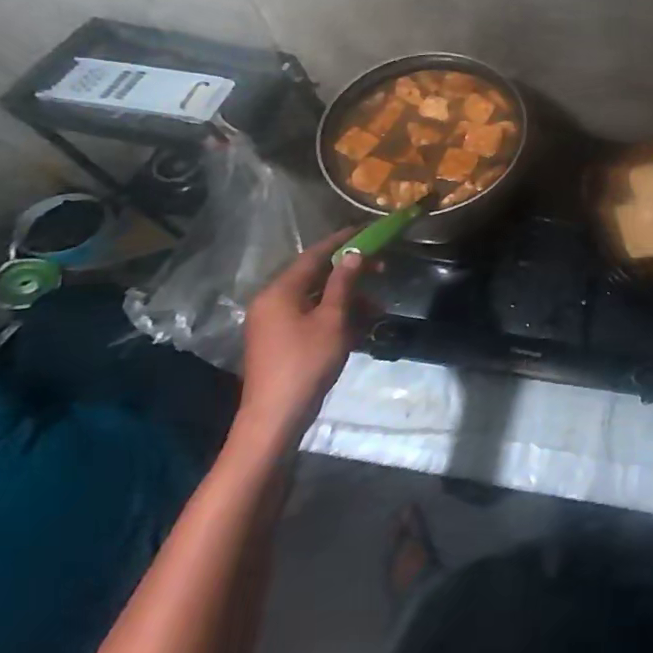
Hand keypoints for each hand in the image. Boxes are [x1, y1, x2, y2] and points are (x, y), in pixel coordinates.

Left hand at [236, 228, 371, 438]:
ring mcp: (273, 324)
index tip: (365, 232)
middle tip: (381, 270)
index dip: (341, 242)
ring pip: (315, 301)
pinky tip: (359, 328)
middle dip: (349, 276)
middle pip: (315, 278)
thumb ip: (342, 285)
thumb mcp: (331, 322)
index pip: (314, 255)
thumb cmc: (304, 365)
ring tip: (377, 309)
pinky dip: (332, 320)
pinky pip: (309, 320)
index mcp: (280, 290)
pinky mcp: (278, 344)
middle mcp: (272, 301)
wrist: (274, 420)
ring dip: (345, 301)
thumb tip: (353, 254)